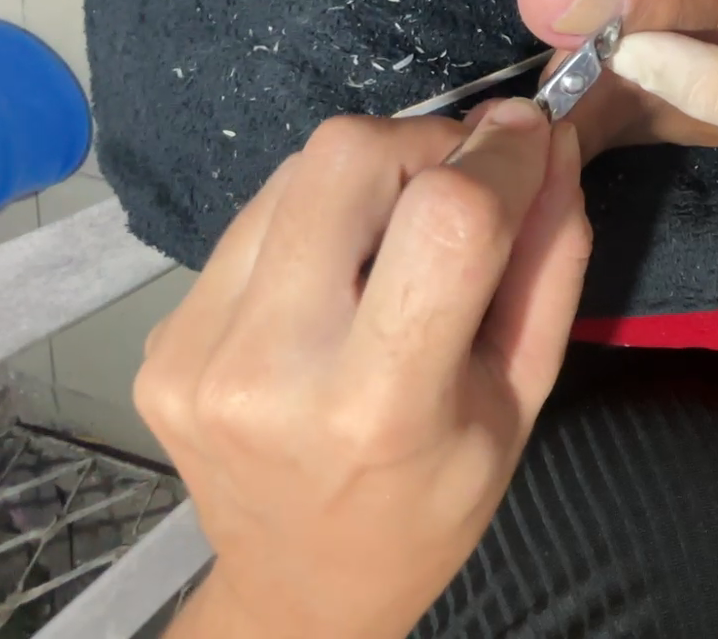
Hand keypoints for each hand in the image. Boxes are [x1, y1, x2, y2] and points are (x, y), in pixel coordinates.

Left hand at [136, 102, 589, 638]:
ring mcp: (197, 345)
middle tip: (471, 178)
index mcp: (382, 402)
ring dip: (384, 166)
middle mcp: (268, 364)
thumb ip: (554, 258)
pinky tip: (353, 259)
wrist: (302, 587)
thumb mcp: (530, 388)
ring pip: (304, 166)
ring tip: (411, 228)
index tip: (537, 130)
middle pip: (351, 157)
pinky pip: (266, 206)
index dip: (504, 154)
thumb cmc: (441, 495)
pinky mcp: (164, 330)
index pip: (449, 219)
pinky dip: (332, 202)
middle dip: (434, 140)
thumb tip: (552, 146)